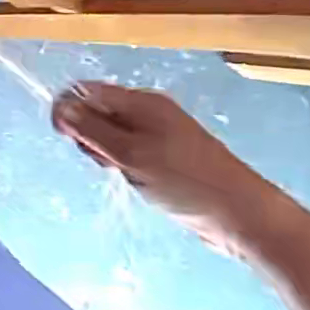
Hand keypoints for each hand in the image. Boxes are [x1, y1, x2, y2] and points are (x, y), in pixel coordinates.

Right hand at [51, 81, 290, 254]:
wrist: (249, 219)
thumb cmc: (186, 182)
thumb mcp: (130, 154)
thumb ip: (91, 129)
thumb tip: (60, 106)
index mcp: (141, 102)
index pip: (85, 91)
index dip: (67, 109)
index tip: (66, 137)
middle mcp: (148, 110)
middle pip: (95, 110)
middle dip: (88, 134)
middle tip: (105, 160)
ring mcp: (158, 132)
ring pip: (109, 132)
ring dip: (105, 150)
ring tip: (124, 171)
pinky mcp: (166, 153)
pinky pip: (127, 147)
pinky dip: (122, 160)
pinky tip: (135, 177)